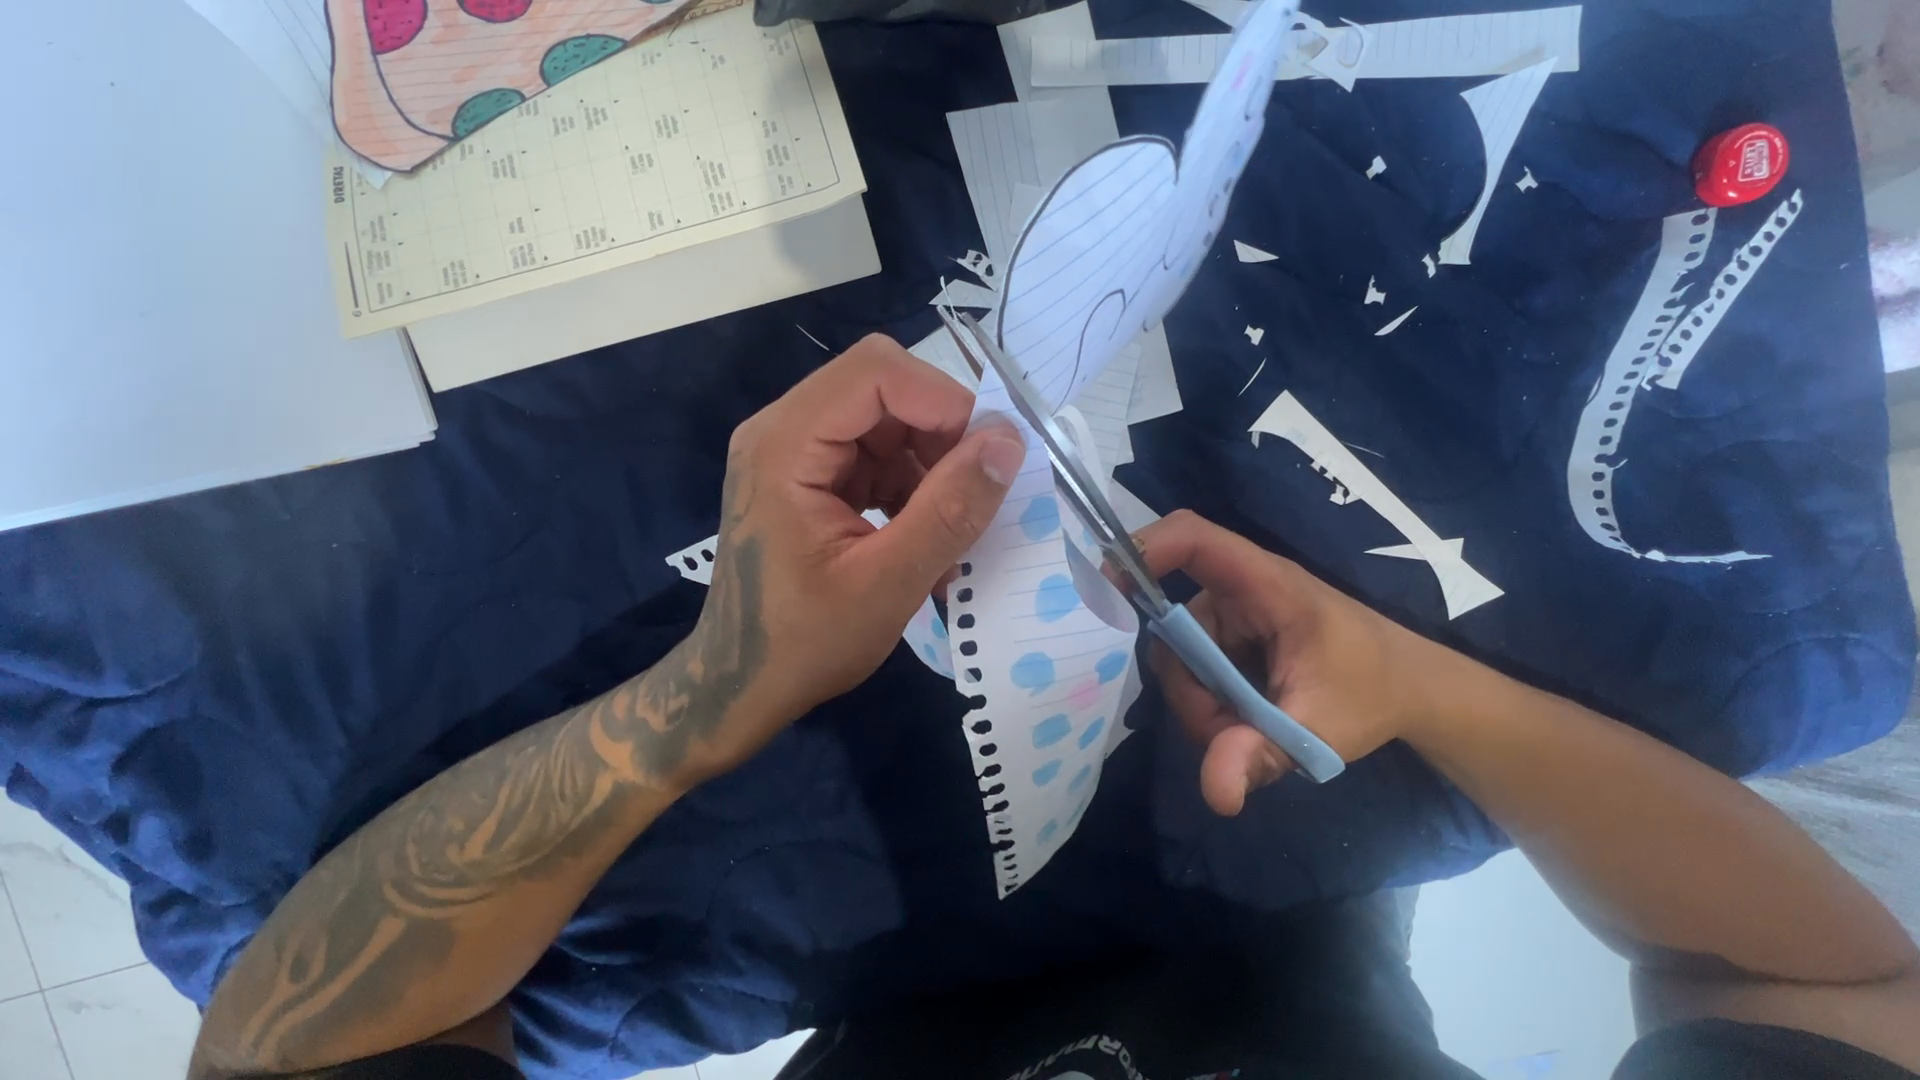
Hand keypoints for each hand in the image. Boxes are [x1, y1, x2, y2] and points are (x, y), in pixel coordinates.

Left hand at [660, 334, 1025, 788]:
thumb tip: (1008, 443)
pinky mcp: (810, 478)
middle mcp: (783, 431)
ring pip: (887, 420)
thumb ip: (948, 511)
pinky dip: (913, 484)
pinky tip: (926, 532)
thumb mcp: (886, 584)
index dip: (944, 400)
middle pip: (882, 389)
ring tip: (953, 525)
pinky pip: (876, 454)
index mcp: (785, 445)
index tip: (991, 456)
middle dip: (941, 432)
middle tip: (977, 492)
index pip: (876, 373)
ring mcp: (795, 453)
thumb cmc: (803, 644)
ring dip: (932, 462)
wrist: (744, 685)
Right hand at [1132, 510, 1462, 814]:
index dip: (1143, 548)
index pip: (1194, 539)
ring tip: (1244, 735)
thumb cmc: (1372, 691)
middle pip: (1173, 621)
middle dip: (1185, 686)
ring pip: (1180, 653)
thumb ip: (1263, 754)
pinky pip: (1193, 665)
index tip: (1106, 589)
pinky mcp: (1230, 637)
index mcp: (1266, 585)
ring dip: (1198, 702)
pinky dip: (1206, 701)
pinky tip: (1240, 723)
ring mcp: (1232, 615)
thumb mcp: (1320, 730)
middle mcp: (1239, 590)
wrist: (1410, 688)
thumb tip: (1214, 795)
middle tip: (1223, 734)